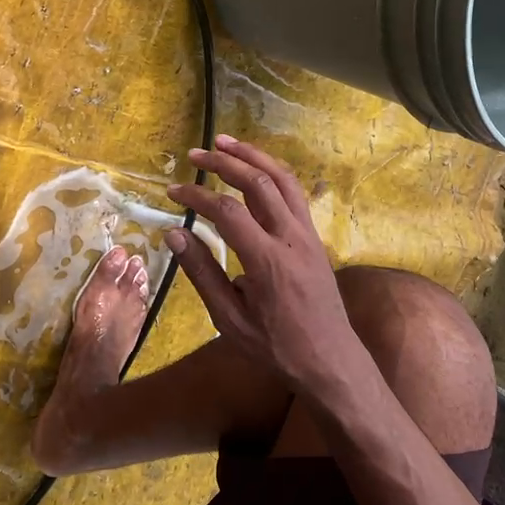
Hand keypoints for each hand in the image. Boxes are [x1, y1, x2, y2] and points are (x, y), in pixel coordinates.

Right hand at [166, 135, 365, 389]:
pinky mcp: (314, 236)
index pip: (228, 212)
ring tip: (224, 142)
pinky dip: (270, 171)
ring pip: (282, 179)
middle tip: (194, 154)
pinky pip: (294, 192)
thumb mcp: (231, 320)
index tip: (173, 191)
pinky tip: (253, 167)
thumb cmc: (276, 347)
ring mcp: (308, 234)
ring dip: (251, 156)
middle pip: (258, 182)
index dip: (198, 196)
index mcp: (268, 262)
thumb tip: (173, 234)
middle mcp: (291, 238)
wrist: (331, 362)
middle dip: (224, 162)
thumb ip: (202, 273)